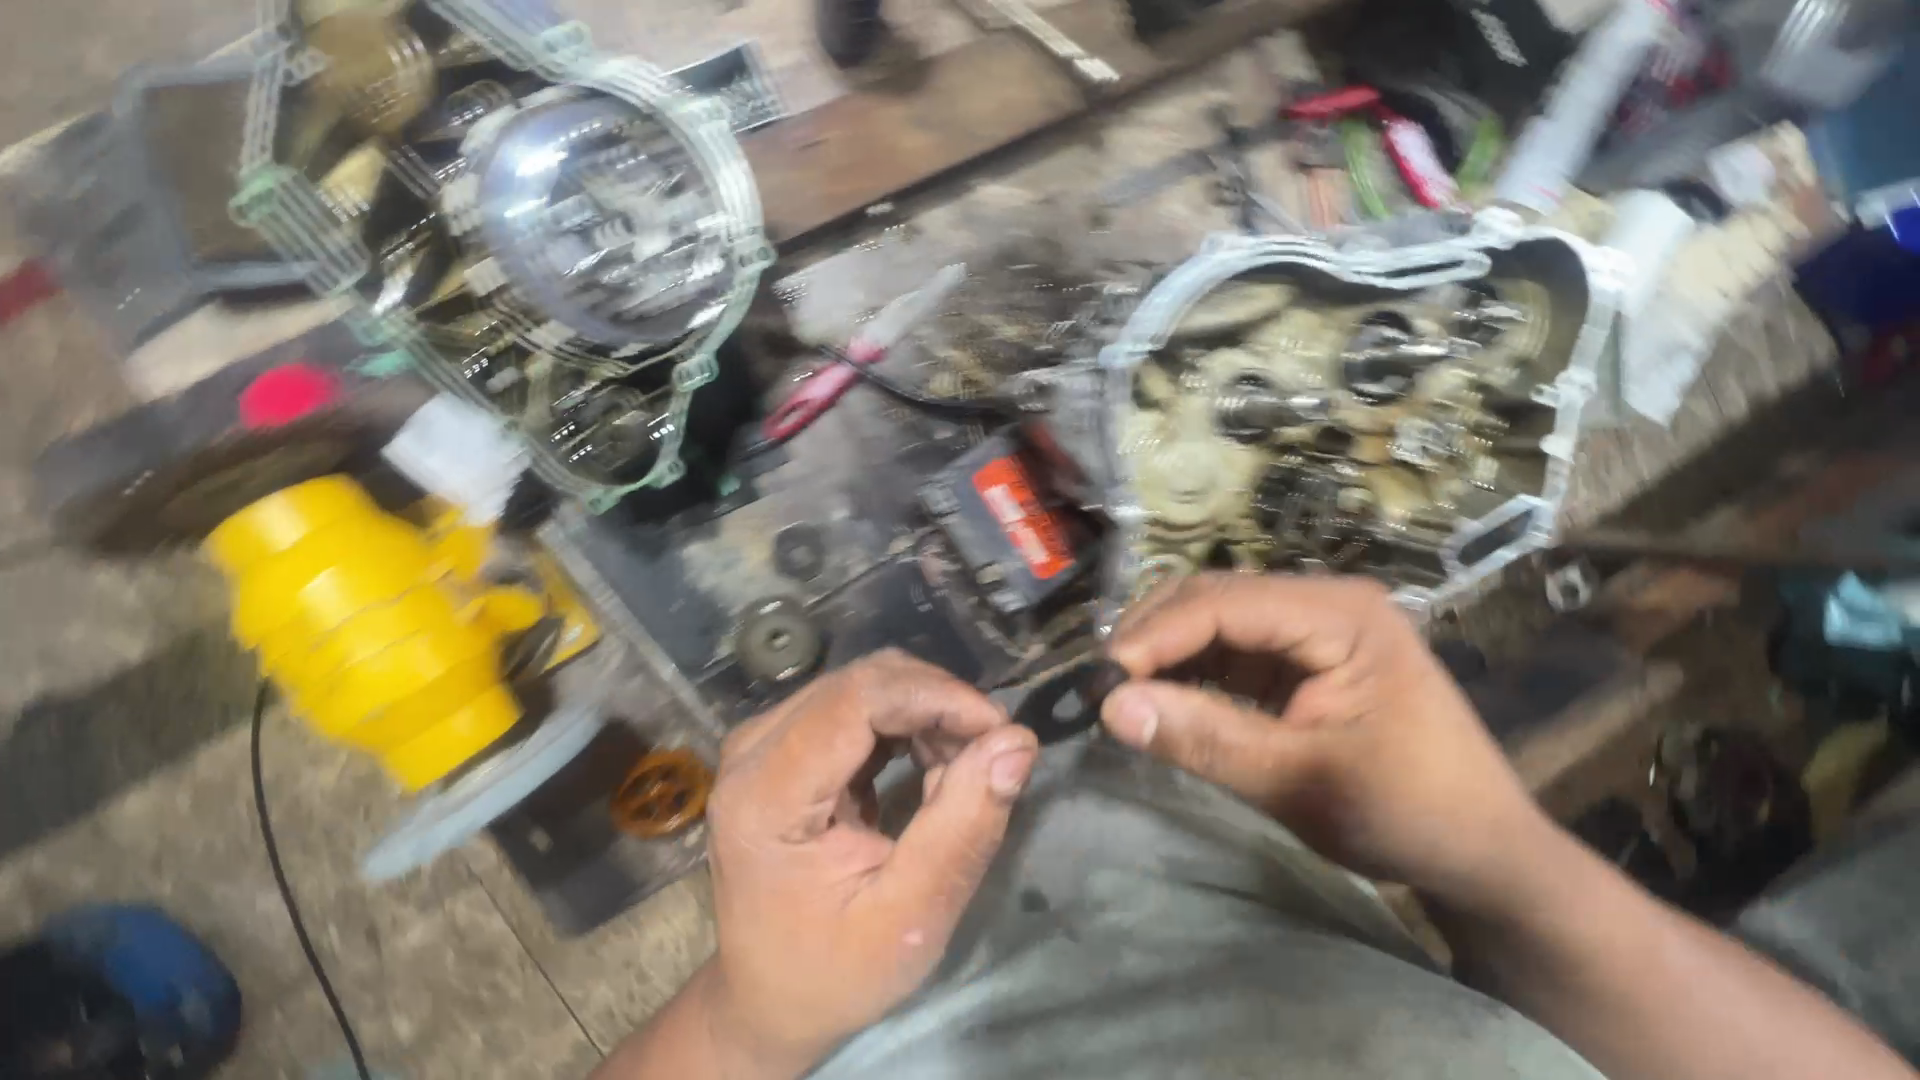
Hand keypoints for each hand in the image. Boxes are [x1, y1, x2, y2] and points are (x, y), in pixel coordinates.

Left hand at [700, 650, 1039, 1075]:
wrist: (768, 997)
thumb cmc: (833, 971)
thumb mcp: (909, 918)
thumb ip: (962, 828)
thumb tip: (1019, 741)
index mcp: (765, 794)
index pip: (858, 698)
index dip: (938, 697)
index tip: (1001, 730)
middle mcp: (752, 749)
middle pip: (863, 682)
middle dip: (939, 704)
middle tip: (989, 757)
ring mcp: (763, 742)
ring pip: (865, 685)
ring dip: (927, 713)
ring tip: (961, 771)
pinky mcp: (781, 745)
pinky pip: (856, 704)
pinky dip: (907, 724)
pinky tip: (930, 766)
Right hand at [1099, 574, 1551, 907]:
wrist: (1482, 853)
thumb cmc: (1410, 814)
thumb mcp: (1304, 784)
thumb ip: (1207, 740)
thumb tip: (1110, 708)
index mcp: (1340, 614)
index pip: (1222, 603)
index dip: (1153, 636)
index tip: (1097, 683)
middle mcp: (1323, 602)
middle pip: (1211, 597)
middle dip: (1150, 637)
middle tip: (1100, 688)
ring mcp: (1310, 627)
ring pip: (1211, 619)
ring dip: (1162, 652)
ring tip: (1118, 694)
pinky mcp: (1298, 657)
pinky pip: (1226, 650)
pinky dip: (1186, 671)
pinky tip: (1159, 698)